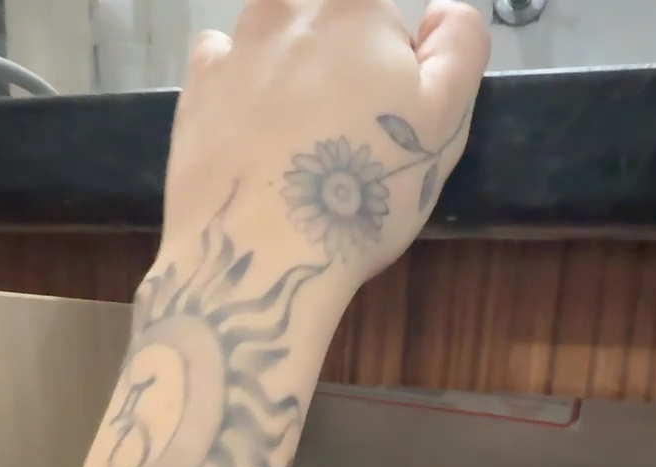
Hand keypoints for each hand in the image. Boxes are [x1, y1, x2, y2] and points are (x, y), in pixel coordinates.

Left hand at [164, 0, 489, 288]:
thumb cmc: (363, 191)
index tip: (385, 120)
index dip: (392, 68)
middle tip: (341, 144)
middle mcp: (290, 8)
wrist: (262, 253)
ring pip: (275, 45)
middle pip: (327, 27)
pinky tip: (251, 141)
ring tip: (294, 152)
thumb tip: (444, 12)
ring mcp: (235, 46)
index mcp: (357, 7)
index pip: (384, 21)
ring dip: (289, 81)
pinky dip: (240, 91)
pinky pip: (223, 67)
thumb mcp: (444, 124)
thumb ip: (459, 49)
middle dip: (340, 74)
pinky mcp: (195, 89)